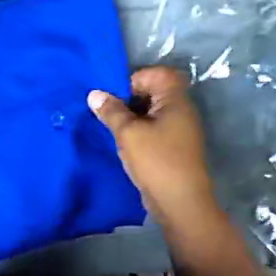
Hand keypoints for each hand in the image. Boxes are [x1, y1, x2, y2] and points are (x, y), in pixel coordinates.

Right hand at [89, 66, 227, 231]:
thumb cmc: (155, 160)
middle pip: (154, 91)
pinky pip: (153, 129)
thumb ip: (111, 111)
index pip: (156, 74)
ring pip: (151, 112)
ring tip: (112, 130)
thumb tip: (94, 94)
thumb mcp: (128, 133)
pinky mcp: (173, 146)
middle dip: (128, 98)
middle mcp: (181, 111)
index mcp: (175, 101)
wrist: (179, 200)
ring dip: (131, 117)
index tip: (114, 97)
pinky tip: (123, 144)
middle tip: (108, 113)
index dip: (134, 79)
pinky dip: (137, 131)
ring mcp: (178, 129)